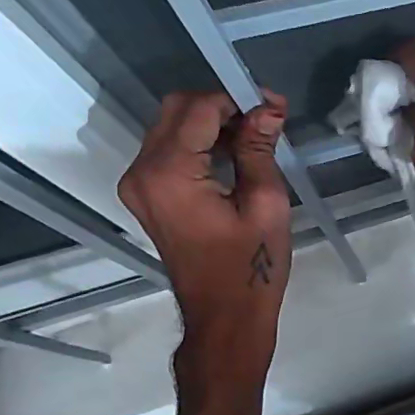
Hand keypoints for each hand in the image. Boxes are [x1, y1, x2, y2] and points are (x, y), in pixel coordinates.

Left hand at [118, 91, 291, 397]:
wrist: (224, 316)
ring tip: (259, 134)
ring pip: (173, 125)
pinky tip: (236, 152)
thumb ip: (259, 148)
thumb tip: (267, 107)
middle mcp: (142, 172)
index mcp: (170, 174)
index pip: (200, 108)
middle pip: (178, 109)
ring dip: (214, 122)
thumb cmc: (251, 265)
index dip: (239, 98)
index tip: (276, 106)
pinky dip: (202, 141)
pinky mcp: (147, 194)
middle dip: (224, 105)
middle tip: (268, 118)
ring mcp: (139, 184)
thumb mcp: (266, 202)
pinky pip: (171, 149)